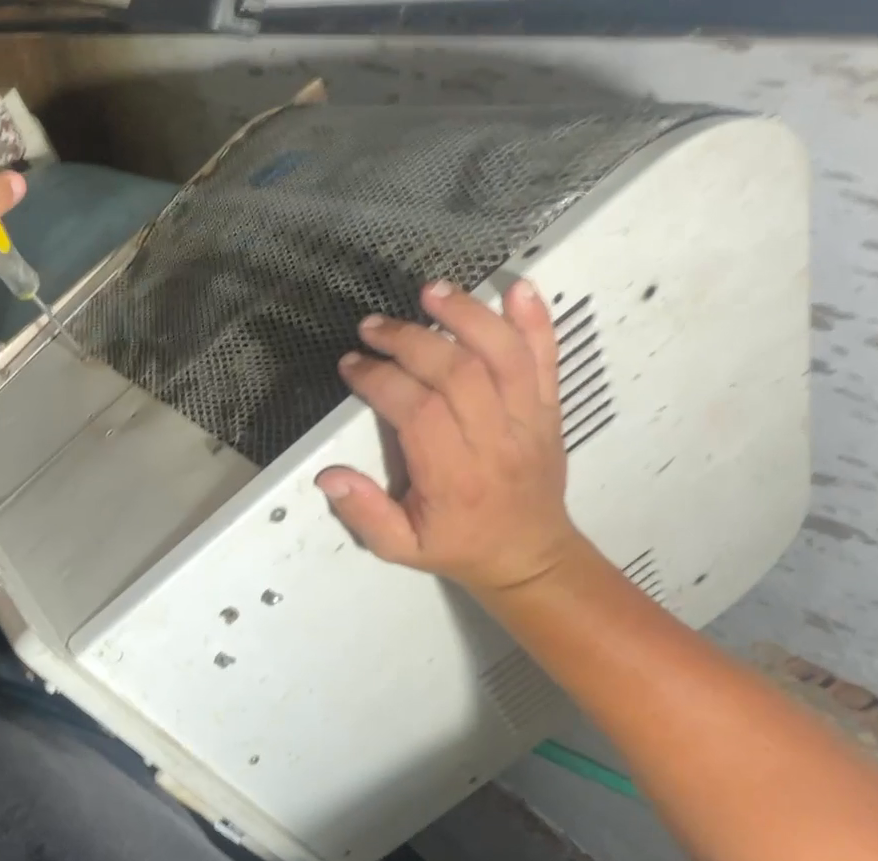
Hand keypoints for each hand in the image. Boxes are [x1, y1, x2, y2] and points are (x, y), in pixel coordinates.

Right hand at [316, 279, 587, 596]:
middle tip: (372, 326)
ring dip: (468, 316)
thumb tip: (328, 477)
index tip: (351, 364)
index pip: (418, 411)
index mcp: (454, 476)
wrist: (528, 554)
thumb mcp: (397, 546)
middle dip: (410, 340)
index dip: (381, 380)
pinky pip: (547, 359)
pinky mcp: (548, 409)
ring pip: (503, 355)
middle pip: (458, 373)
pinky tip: (518, 288)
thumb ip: (363, 513)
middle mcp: (495, 441)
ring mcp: (528, 421)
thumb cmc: (457, 546)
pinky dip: (536, 320)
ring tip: (431, 291)